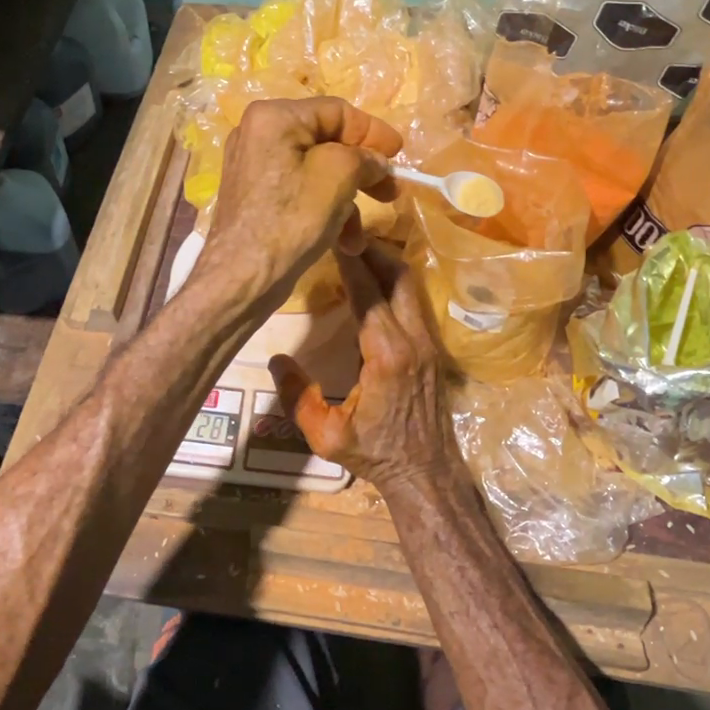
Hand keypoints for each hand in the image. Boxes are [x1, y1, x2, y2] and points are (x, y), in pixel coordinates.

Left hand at [197, 97, 401, 316]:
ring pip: (316, 172)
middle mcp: (258, 133)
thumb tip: (377, 162)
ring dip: (347, 199)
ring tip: (360, 233)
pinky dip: (324, 210)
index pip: (336, 111)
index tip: (400, 154)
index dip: (372, 131)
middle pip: (326, 142)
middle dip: (362, 170)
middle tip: (390, 191)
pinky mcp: (255, 196)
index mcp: (274, 117)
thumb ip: (364, 158)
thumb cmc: (291, 219)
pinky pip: (300, 191)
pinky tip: (343, 241)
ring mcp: (253, 166)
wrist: (241, 277)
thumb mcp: (338, 177)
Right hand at [269, 242, 453, 486]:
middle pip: (397, 276)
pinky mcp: (433, 349)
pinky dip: (395, 285)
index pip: (367, 293)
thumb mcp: (326, 435)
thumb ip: (299, 397)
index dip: (349, 262)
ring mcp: (428, 342)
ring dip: (386, 265)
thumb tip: (276, 360)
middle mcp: (412, 339)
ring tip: (357, 253)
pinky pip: (415, 303)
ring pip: (411, 286)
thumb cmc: (375, 454)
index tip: (333, 236)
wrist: (426, 473)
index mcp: (386, 354)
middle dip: (371, 251)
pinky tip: (374, 286)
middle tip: (344, 236)